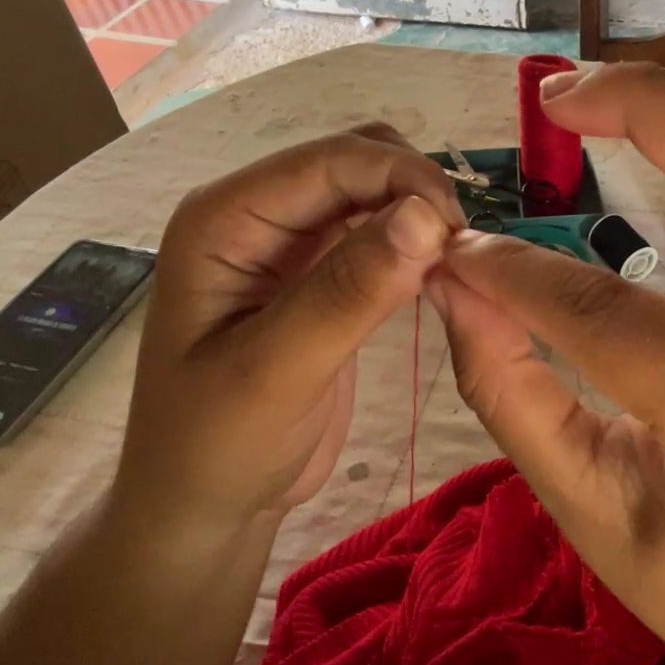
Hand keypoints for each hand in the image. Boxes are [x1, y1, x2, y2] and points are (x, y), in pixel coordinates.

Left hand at [117, 124, 463, 531]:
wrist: (207, 504)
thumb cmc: (219, 445)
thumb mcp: (278, 371)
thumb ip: (348, 291)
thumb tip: (426, 214)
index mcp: (225, 219)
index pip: (330, 161)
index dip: (402, 178)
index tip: (457, 234)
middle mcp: (258, 215)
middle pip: (356, 162)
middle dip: (415, 190)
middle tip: (457, 252)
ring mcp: (292, 244)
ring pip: (374, 192)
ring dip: (420, 215)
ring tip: (454, 264)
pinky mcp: (323, 276)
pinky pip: (380, 234)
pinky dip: (416, 243)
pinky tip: (439, 275)